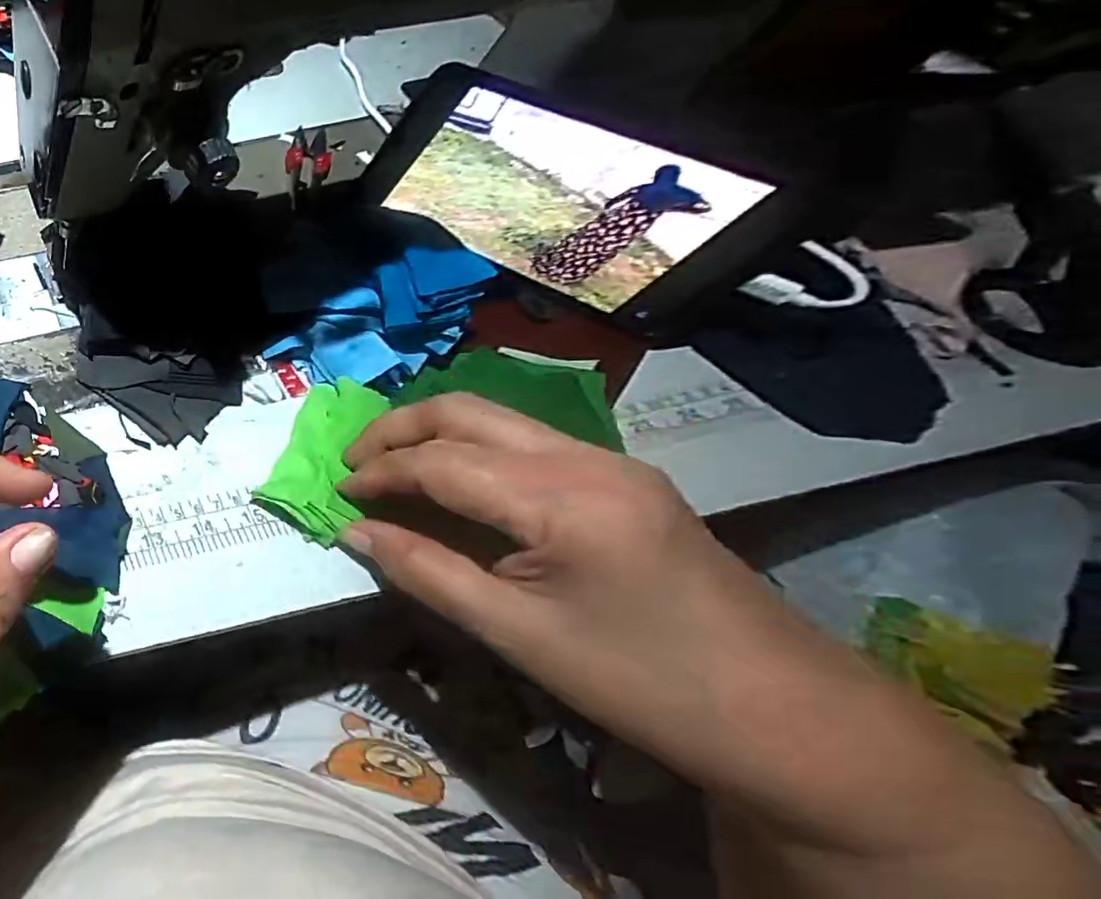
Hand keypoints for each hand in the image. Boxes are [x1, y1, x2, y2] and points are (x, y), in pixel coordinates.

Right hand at [338, 393, 1100, 898]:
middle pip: (466, 411)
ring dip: (434, 433)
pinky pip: (525, 442)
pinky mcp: (621, 476)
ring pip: (496, 418)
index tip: (337, 492)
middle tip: (353, 462)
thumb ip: (427, 572)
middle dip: (397, 428)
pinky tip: (453, 480)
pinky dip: (472, 450)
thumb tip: (355, 532)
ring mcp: (609, 460)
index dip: (380, 472)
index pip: (443, 460)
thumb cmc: (643, 685)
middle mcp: (585, 457)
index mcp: (562, 497)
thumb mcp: (519, 636)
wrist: (792, 717)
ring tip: (389, 465)